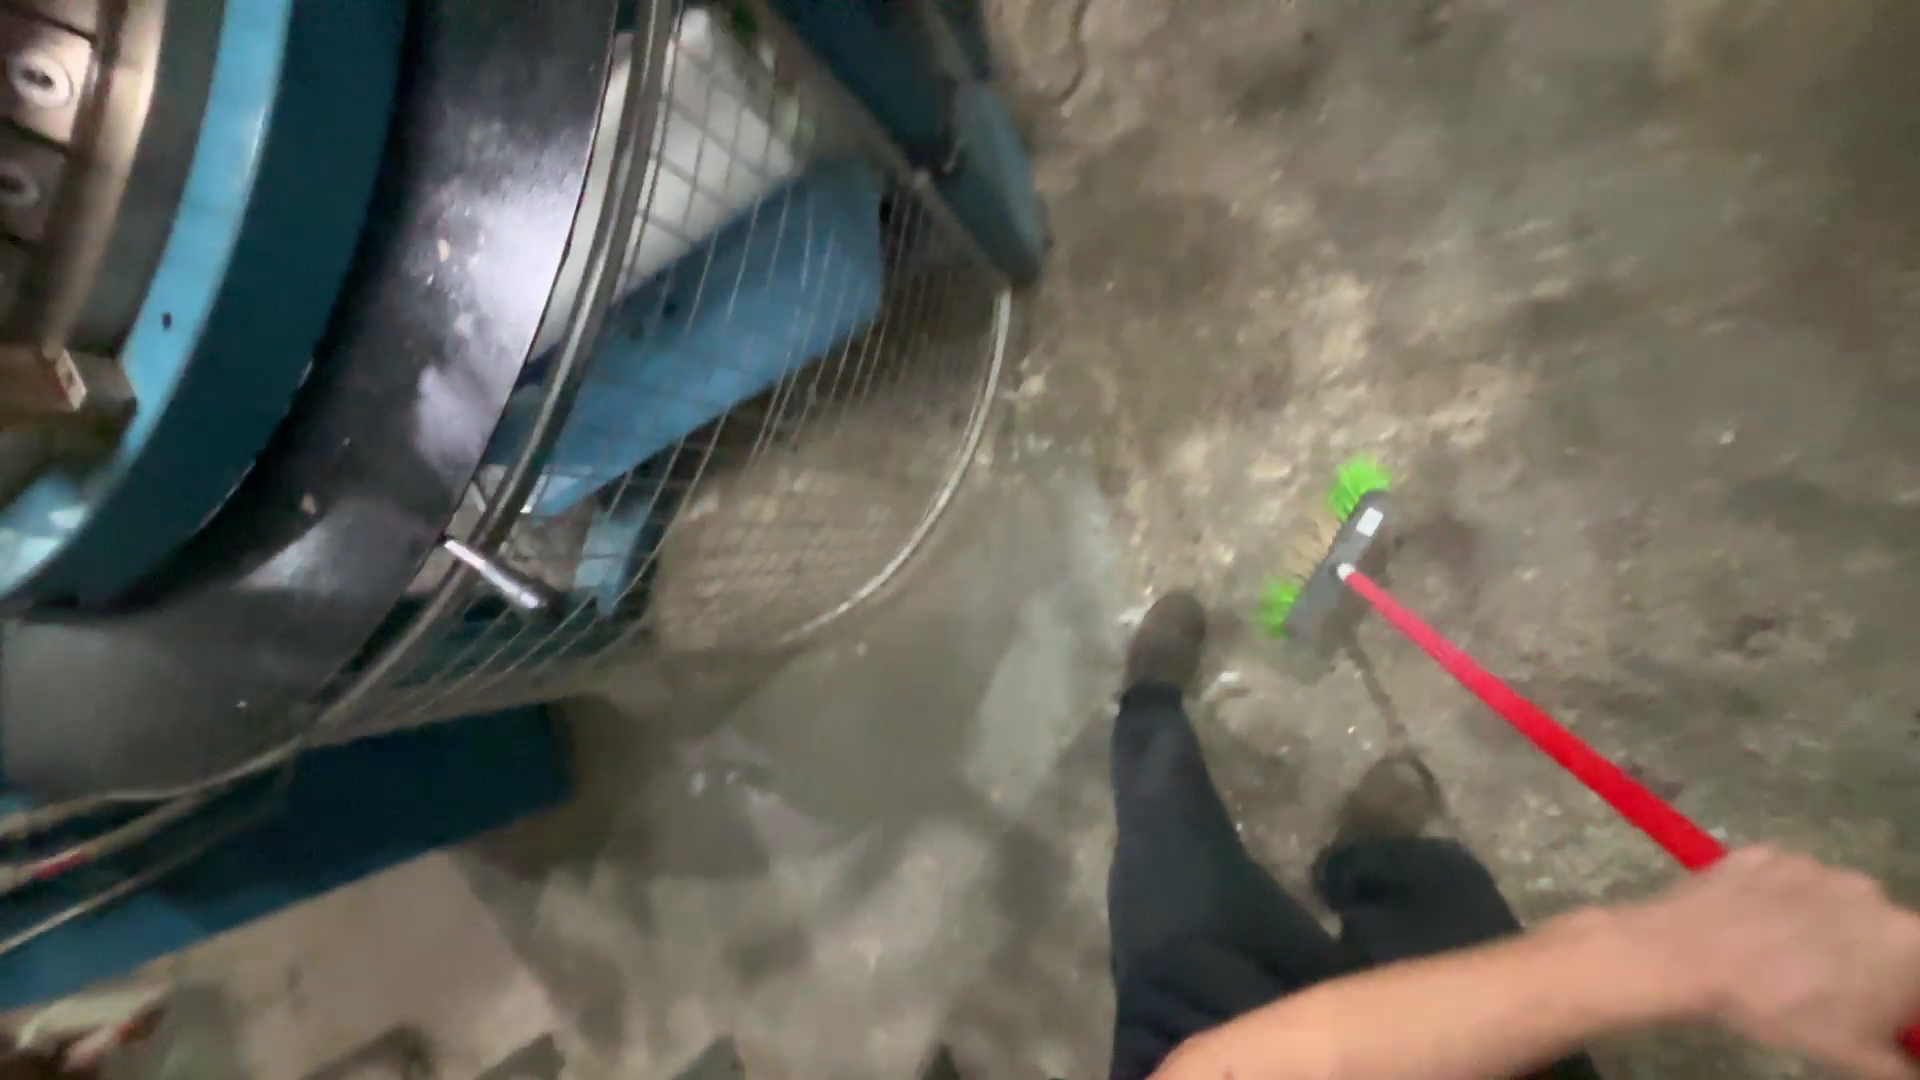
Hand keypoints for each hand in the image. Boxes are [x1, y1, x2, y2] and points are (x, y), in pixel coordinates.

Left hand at [1613, 846, 1919, 1078]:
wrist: (1682, 955)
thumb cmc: (1778, 1006)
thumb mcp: (1862, 1055)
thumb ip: (1902, 1059)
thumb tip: (1904, 1057)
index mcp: (1909, 940)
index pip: (1918, 963)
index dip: (1902, 984)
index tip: (1878, 998)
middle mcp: (1866, 890)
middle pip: (1878, 926)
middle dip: (1862, 949)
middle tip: (1825, 976)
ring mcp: (1803, 863)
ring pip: (1826, 897)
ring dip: (1814, 917)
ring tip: (1778, 947)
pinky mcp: (1752, 851)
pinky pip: (1775, 875)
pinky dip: (1769, 892)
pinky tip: (1749, 916)